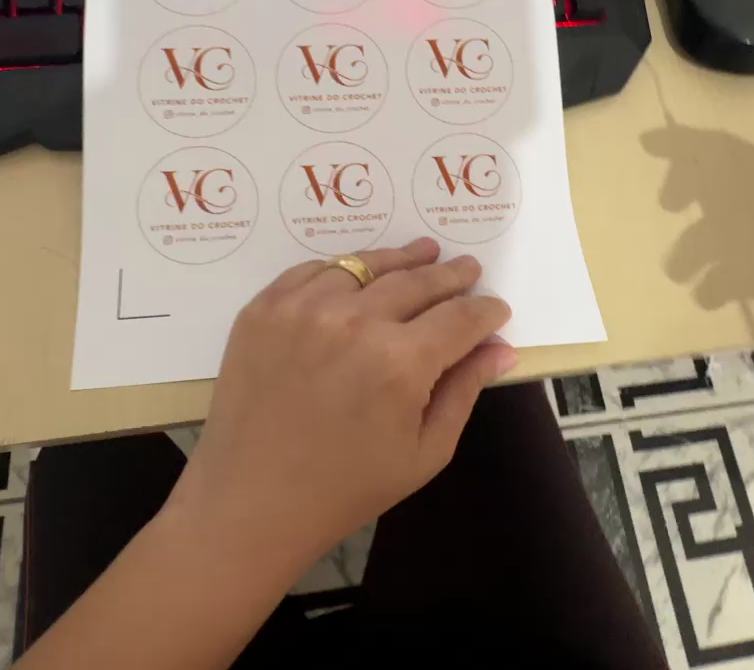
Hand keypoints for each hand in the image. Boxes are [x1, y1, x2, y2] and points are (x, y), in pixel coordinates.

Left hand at [167, 237, 515, 571]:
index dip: (486, 310)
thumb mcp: (424, 451)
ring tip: (422, 252)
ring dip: (401, 259)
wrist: (252, 501)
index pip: (461, 317)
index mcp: (401, 361)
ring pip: (367, 264)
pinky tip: (359, 272)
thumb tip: (502, 348)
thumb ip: (464, 390)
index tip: (496, 308)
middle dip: (451, 275)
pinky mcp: (265, 307)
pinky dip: (345, 268)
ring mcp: (304, 307)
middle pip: (418, 281)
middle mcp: (355, 320)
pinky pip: (315, 270)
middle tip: (467, 267)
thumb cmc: (348, 486)